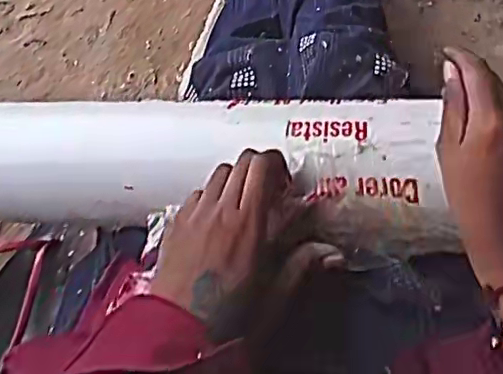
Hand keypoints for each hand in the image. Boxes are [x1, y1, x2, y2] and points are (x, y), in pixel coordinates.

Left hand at [148, 150, 322, 342]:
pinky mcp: (176, 223)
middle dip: (259, 169)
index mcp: (247, 225)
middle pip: (242, 162)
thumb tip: (327, 254)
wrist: (174, 340)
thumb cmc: (223, 326)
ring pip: (219, 173)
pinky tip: (215, 221)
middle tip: (269, 191)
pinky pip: (197, 193)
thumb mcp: (271, 301)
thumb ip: (300, 269)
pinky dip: (210, 196)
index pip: (262, 166)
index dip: (276, 165)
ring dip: (235, 180)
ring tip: (242, 206)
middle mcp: (219, 212)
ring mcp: (195, 215)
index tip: (285, 183)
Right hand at [436, 48, 502, 288]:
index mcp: (491, 120)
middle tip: (458, 96)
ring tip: (480, 138)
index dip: (461, 57)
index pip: (477, 70)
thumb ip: (453, 104)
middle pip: (497, 87)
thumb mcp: (448, 148)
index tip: (449, 54)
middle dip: (477, 85)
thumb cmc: (469, 199)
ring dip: (497, 110)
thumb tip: (452, 70)